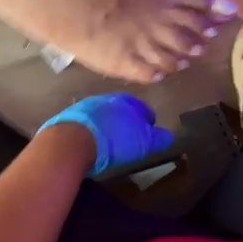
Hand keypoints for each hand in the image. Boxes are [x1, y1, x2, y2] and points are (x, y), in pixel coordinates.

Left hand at [36, 93, 174, 175]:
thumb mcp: (143, 143)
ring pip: (105, 114)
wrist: (74, 140)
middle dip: (128, 122)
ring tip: (110, 142)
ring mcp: (89, 105)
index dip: (148, 122)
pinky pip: (88, 122)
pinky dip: (92, 130)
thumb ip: (158, 138)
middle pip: (124, 110)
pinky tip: (92, 142)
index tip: (149, 135)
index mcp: (129, 101)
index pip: (145, 109)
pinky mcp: (72, 115)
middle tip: (129, 139)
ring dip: (109, 125)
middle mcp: (109, 98)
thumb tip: (170, 136)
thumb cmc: (115, 140)